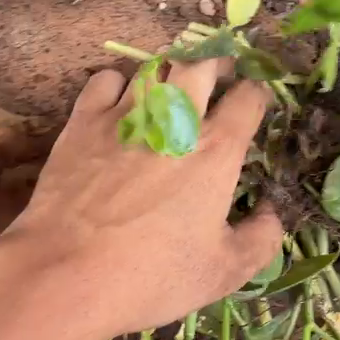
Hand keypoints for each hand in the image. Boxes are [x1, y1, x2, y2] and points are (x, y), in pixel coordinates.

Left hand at [0, 59, 281, 337]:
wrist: (66, 275)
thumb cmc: (152, 275)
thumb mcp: (223, 272)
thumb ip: (261, 239)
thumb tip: (273, 213)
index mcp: (217, 150)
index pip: (249, 97)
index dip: (257, 94)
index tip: (254, 104)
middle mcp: (176, 119)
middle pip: (203, 64)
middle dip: (217, 64)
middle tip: (218, 79)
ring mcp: (127, 115)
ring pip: (156, 66)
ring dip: (170, 72)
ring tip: (171, 88)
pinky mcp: (83, 121)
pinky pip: (107, 79)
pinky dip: (119, 85)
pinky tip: (120, 105)